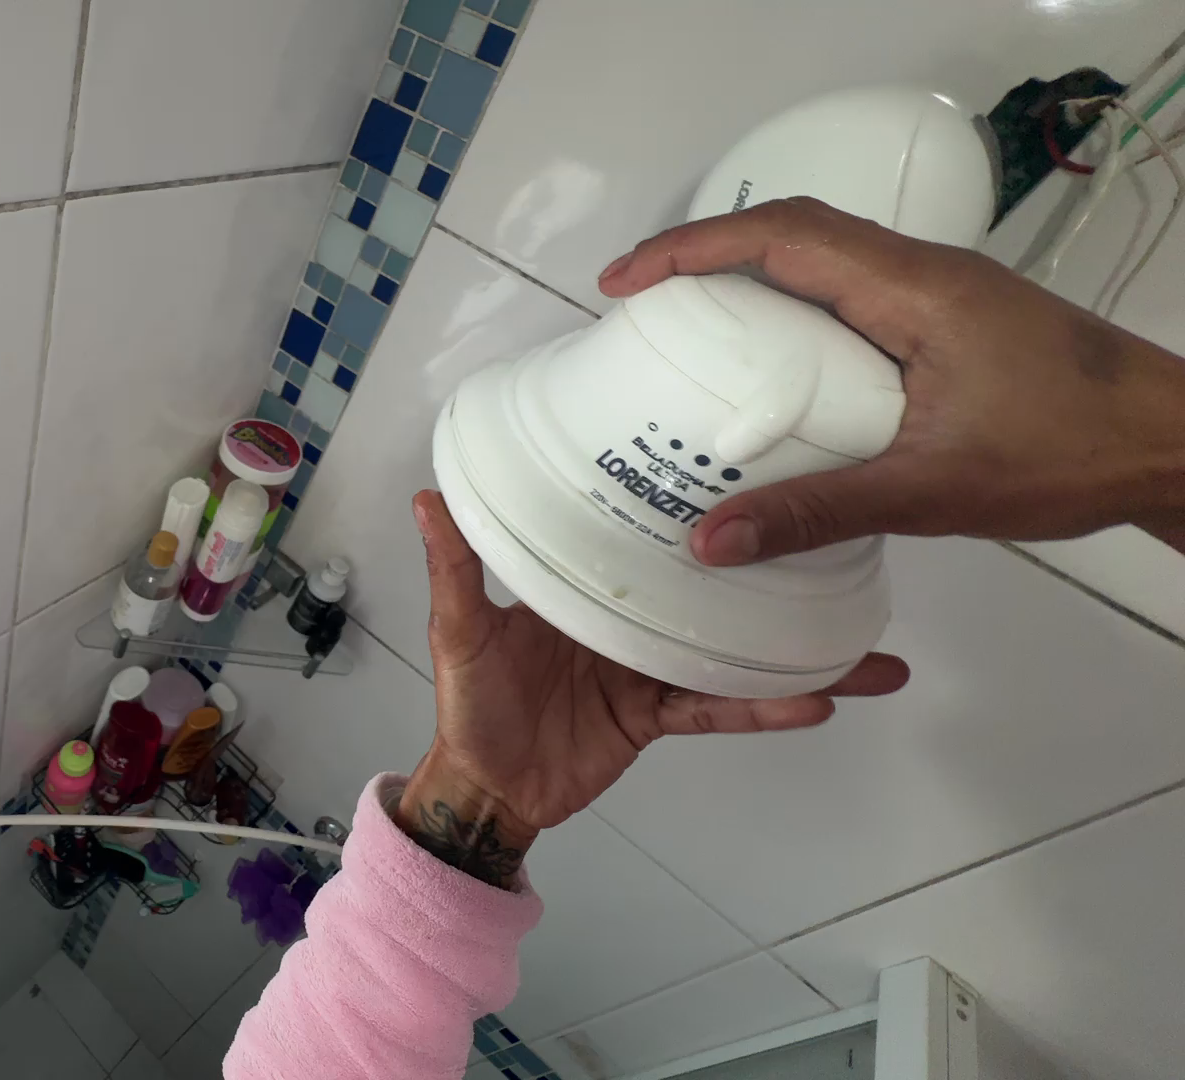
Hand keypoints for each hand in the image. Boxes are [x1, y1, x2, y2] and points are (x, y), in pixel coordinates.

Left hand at [391, 491, 909, 888]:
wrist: (491, 785)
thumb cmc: (468, 702)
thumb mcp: (457, 630)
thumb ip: (453, 570)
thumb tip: (427, 498)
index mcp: (571, 592)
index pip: (627, 539)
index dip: (670, 509)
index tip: (728, 474)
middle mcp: (613, 622)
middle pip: (692, 591)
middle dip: (754, 571)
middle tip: (828, 541)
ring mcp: (639, 669)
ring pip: (721, 650)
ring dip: (786, 649)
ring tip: (865, 640)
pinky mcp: (653, 716)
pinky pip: (713, 709)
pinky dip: (758, 707)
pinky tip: (816, 698)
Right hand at [596, 198, 1184, 564]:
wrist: (1180, 447)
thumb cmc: (1072, 453)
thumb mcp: (932, 489)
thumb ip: (814, 513)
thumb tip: (704, 541)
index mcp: (913, 291)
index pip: (787, 236)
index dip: (693, 246)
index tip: (625, 280)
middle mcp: (914, 277)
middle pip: (787, 234)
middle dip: (696, 255)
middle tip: (631, 300)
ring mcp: (920, 298)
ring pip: (807, 262)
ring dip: (730, 278)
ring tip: (670, 325)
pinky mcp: (923, 325)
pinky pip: (827, 299)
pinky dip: (767, 311)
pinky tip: (744, 364)